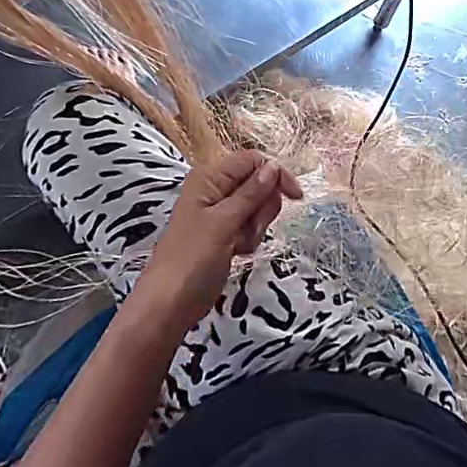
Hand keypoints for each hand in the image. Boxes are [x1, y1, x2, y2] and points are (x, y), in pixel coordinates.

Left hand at [132, 151, 302, 332]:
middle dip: (262, 207)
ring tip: (238, 244)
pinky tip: (237, 253)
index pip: (253, 161)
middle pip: (259, 184)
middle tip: (248, 228)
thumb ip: (251, 193)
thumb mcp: (224, 222)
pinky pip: (251, 227)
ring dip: (256, 227)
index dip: (275, 174)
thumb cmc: (192, 259)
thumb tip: (274, 166)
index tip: (295, 197)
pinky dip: (250, 239)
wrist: (170, 305)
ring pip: (257, 208)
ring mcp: (220, 214)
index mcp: (209, 178)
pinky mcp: (225, 234)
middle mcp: (215, 190)